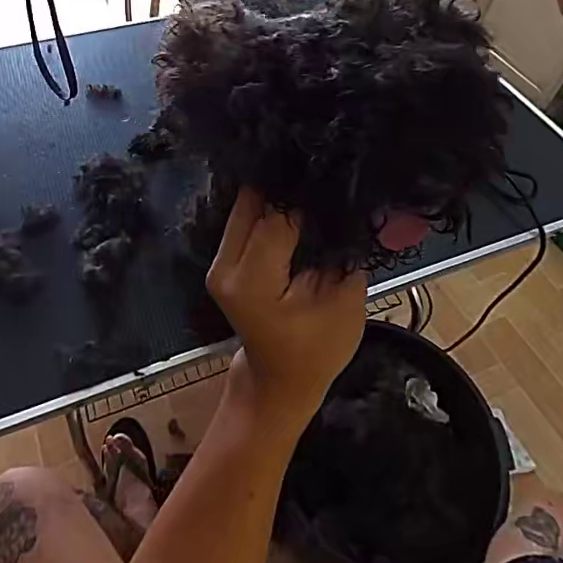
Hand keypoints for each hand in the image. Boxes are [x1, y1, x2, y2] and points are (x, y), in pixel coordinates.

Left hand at [206, 188, 367, 419]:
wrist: (279, 382)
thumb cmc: (317, 350)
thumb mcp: (344, 300)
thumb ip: (341, 250)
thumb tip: (342, 206)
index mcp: (253, 281)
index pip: (279, 214)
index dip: (309, 195)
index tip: (336, 184)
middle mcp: (225, 267)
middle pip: (253, 200)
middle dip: (287, 186)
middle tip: (324, 180)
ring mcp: (218, 264)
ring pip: (246, 204)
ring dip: (278, 195)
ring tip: (314, 191)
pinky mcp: (223, 261)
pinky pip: (246, 219)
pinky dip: (271, 210)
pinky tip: (298, 210)